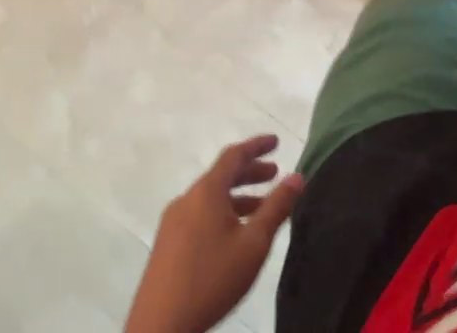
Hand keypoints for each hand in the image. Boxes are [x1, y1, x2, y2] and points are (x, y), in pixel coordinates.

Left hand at [126, 135, 303, 332]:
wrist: (159, 329)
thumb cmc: (212, 279)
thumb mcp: (254, 243)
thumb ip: (277, 207)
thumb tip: (297, 176)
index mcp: (206, 193)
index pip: (233, 156)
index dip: (257, 146)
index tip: (276, 142)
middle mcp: (186, 201)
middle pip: (221, 175)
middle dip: (250, 172)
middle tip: (275, 174)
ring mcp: (172, 224)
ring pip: (210, 198)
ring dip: (238, 196)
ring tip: (261, 207)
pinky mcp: (166, 246)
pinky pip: (199, 215)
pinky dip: (222, 212)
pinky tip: (235, 234)